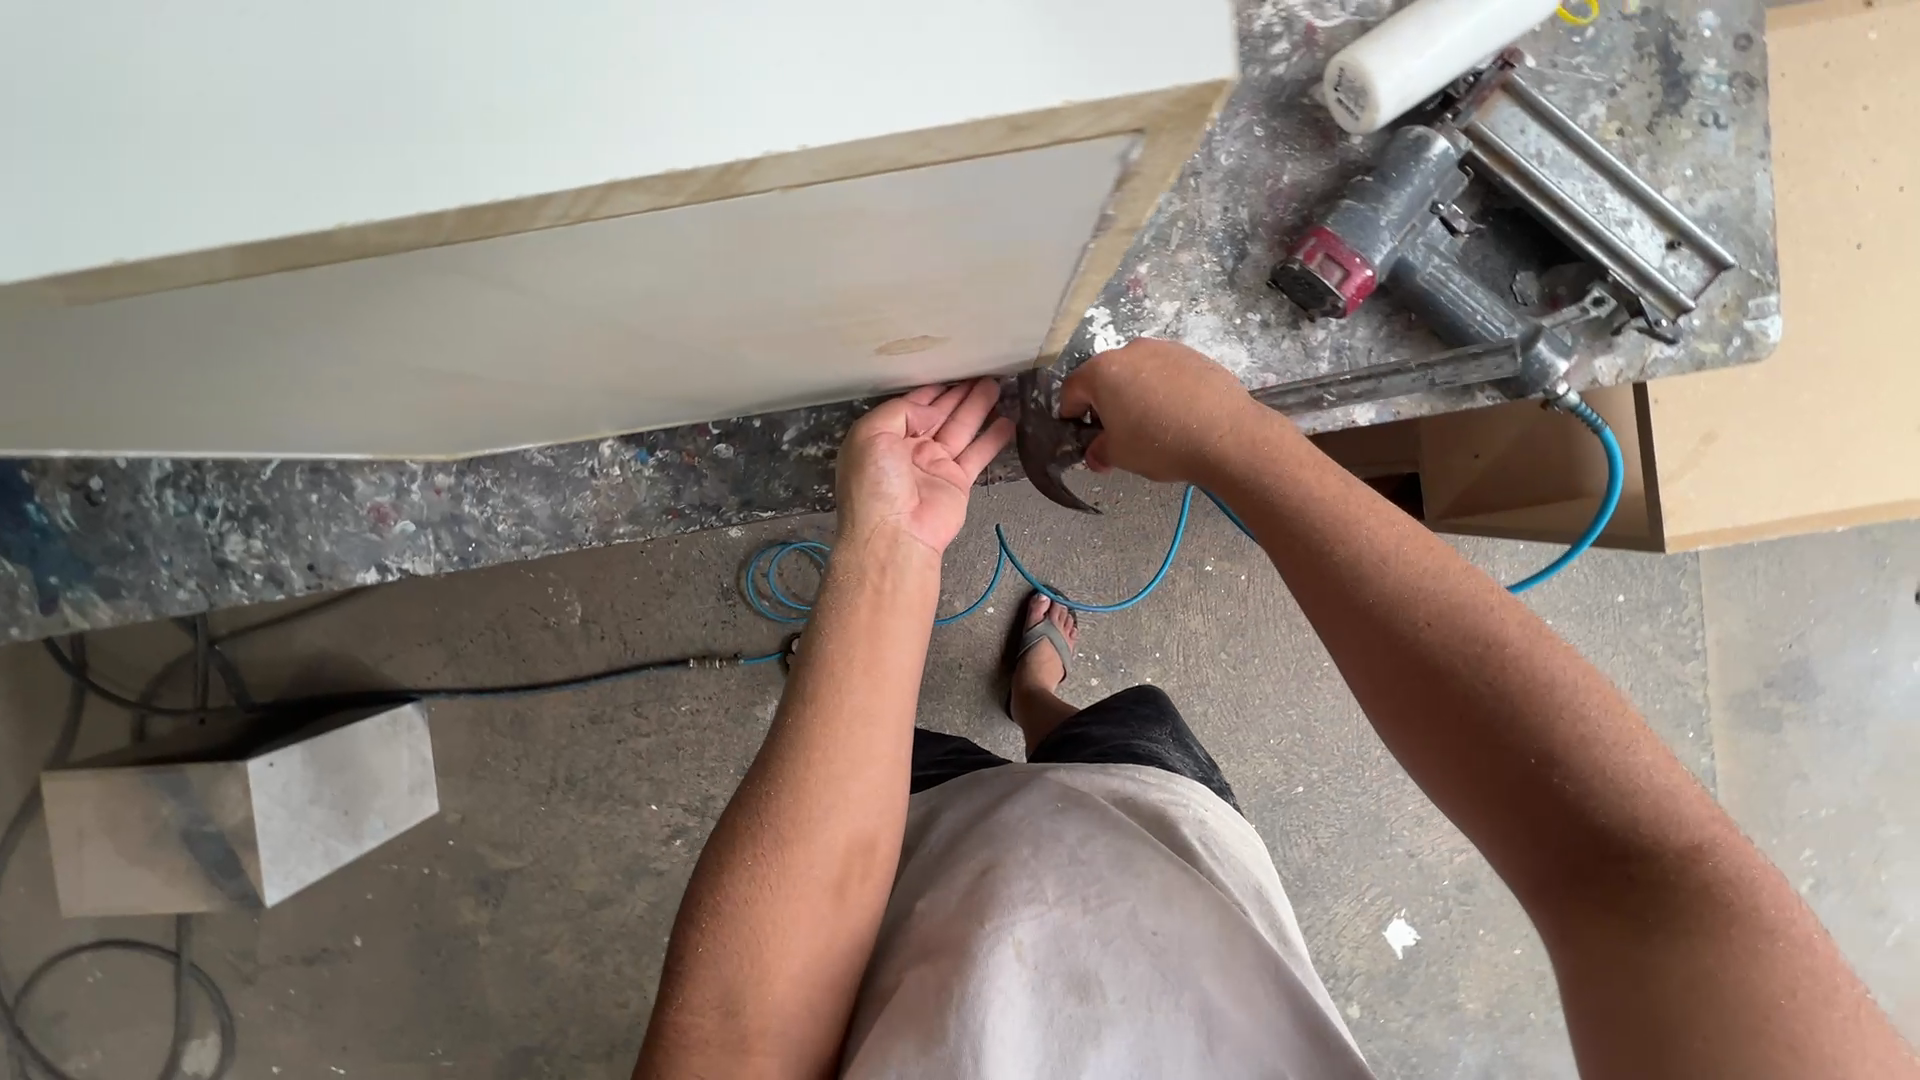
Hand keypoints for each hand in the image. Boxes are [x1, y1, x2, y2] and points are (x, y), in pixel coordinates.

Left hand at [835, 378, 1014, 552]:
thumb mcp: (871, 434)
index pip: (910, 406)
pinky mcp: (957, 482)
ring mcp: (934, 466)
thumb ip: (901, 411)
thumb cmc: (875, 484)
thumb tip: (931, 410)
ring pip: (961, 429)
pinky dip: (993, 438)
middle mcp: (909, 450)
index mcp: (883, 437)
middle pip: (939, 414)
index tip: (951, 370)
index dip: (931, 389)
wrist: (895, 534)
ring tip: (998, 384)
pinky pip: (977, 454)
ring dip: (978, 407)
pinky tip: (1007, 421)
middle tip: (982, 371)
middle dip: (959, 393)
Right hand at [1059, 339, 1268, 483]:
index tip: (1081, 435)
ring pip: (1137, 373)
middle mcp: (1130, 350)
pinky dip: (1163, 391)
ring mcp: (1165, 349)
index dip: (1070, 415)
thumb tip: (1096, 454)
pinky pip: (1166, 373)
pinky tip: (1177, 416)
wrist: (1226, 435)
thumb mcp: (1119, 455)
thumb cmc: (1161, 443)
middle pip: (1105, 377)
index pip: (1071, 390)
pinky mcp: (1193, 355)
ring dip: (1135, 395)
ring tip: (1152, 426)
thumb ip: (1099, 451)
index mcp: (1102, 371)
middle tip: (1117, 434)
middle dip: (1105, 404)